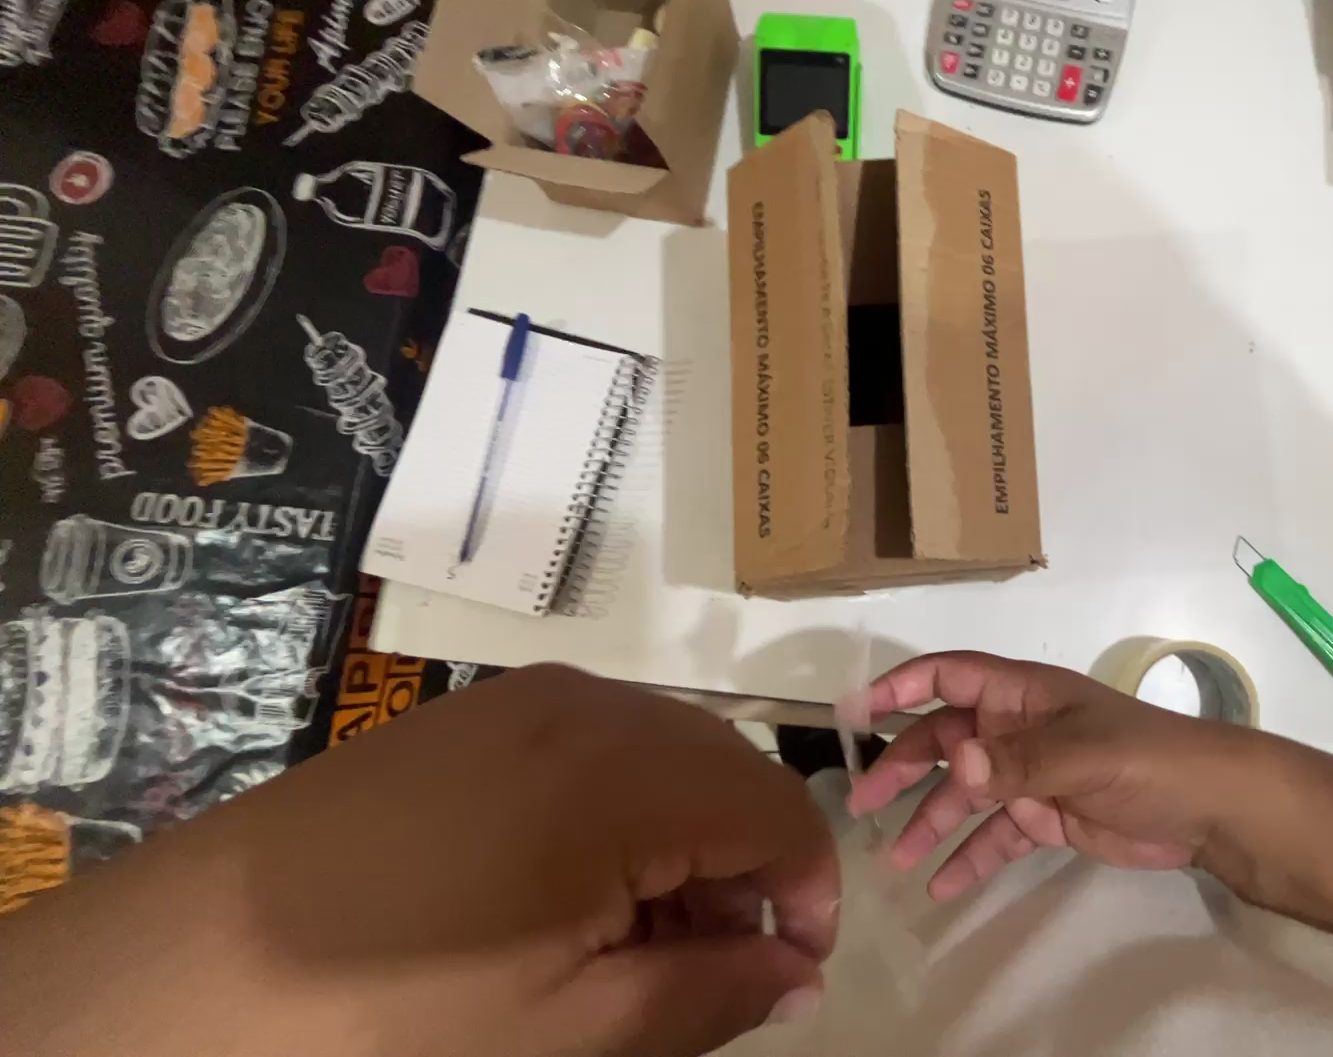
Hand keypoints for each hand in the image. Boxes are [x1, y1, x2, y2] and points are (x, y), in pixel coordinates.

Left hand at [0, 665, 837, 1056]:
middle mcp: (597, 703)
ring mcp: (536, 696)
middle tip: (712, 964)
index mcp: (627, 769)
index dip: (810, 888)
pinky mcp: (487, 711)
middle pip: (732, 774)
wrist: (135, 992)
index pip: (780, 809)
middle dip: (747, 868)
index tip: (796, 967)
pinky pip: (604, 746)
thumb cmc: (376, 1030)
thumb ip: (711, 995)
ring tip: (640, 935)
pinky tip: (576, 884)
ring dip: (687, 839)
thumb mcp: (563, 1041)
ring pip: (672, 755)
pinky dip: (626, 811)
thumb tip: (802, 975)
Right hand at [847, 652, 1259, 901]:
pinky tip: (942, 886)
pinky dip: (969, 857)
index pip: (949, 677)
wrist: (1205, 810)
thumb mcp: (1081, 753)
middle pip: (945, 739)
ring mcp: (1027, 774)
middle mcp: (1015, 728)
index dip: (901, 686)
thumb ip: (1018, 760)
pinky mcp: (1042, 816)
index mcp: (1021, 695)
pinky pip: (994, 835)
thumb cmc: (1144, 758)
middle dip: (905, 766)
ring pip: (964, 793)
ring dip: (930, 821)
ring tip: (896, 859)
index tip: (857, 712)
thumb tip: (956, 759)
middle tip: (864, 801)